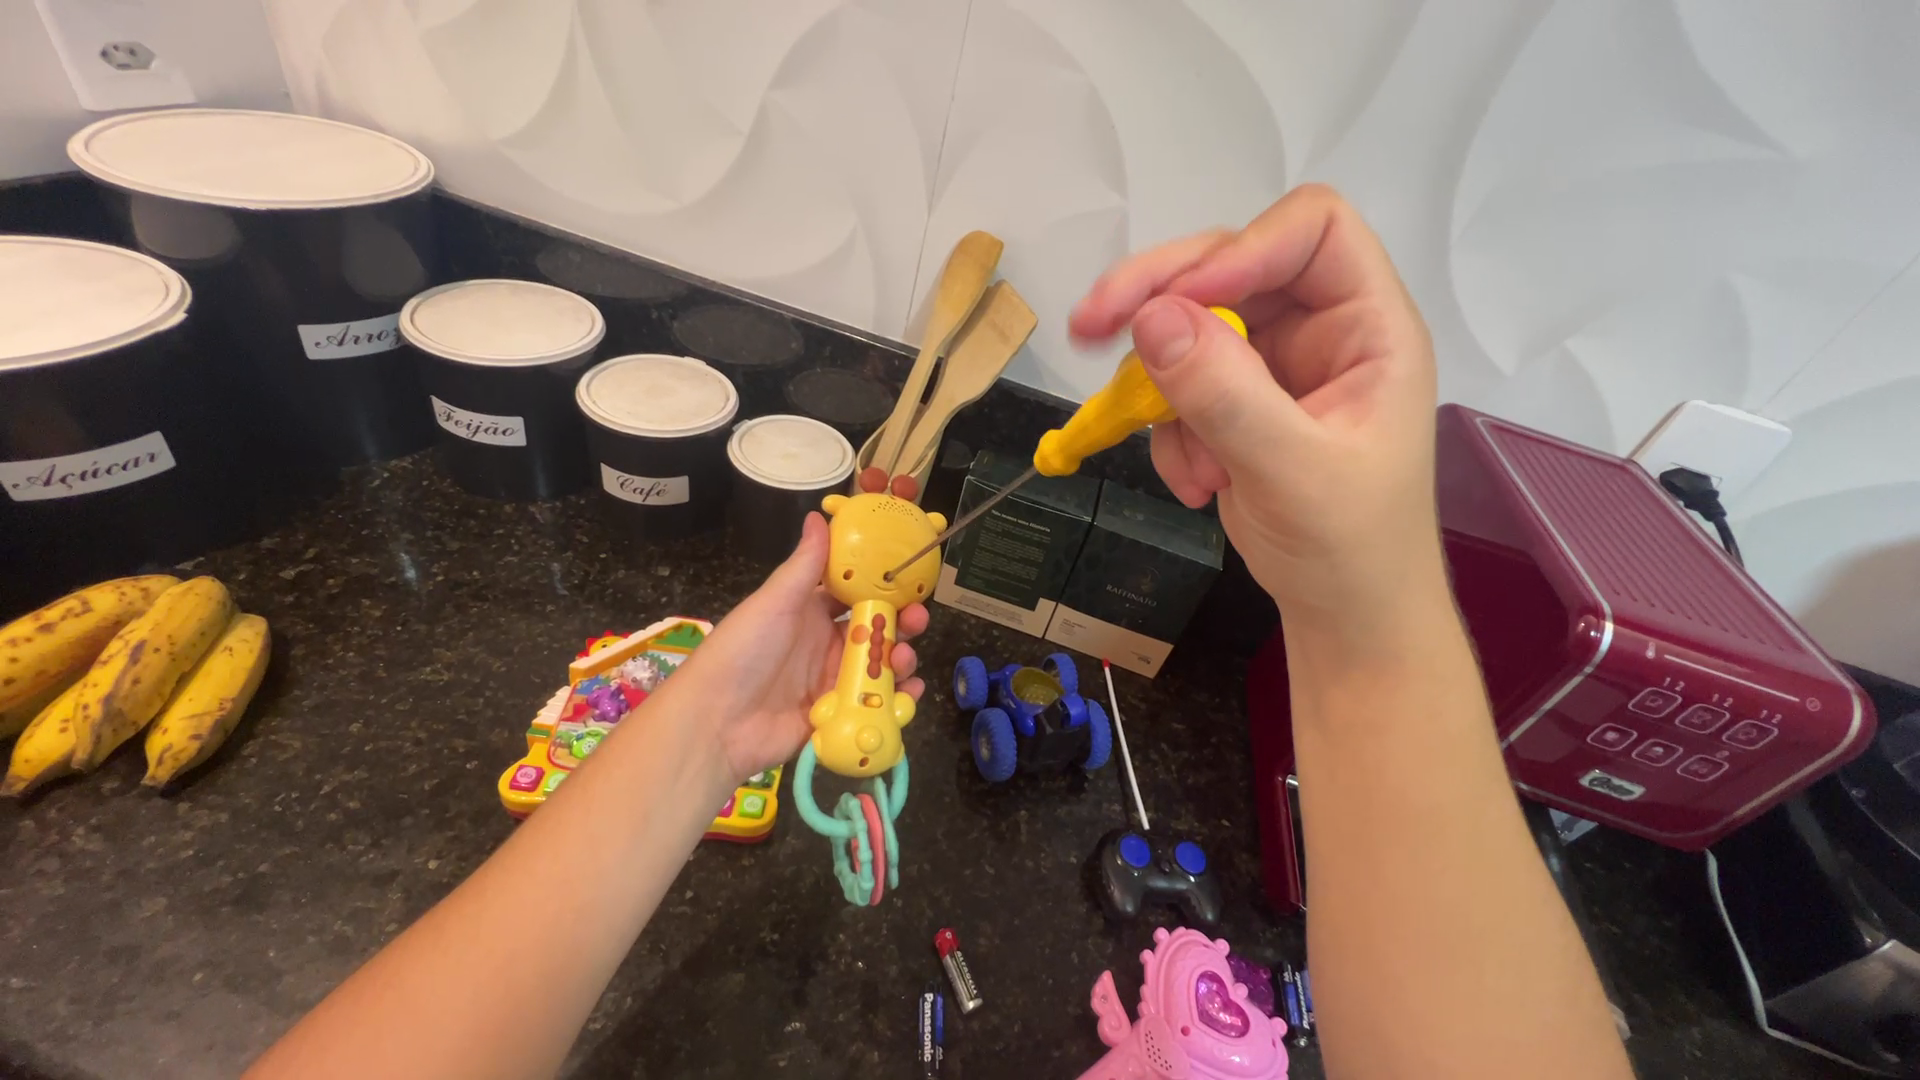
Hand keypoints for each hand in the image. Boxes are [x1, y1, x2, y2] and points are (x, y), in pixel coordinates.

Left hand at [666, 513, 927, 781]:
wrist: (716, 722)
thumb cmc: (744, 651)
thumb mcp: (775, 601)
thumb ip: (805, 564)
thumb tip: (820, 514)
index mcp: (811, 613)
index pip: (856, 594)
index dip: (884, 586)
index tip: (910, 578)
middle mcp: (826, 645)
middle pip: (876, 631)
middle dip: (902, 624)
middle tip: (917, 620)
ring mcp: (833, 681)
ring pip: (880, 666)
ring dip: (900, 659)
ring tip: (903, 659)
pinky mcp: (838, 715)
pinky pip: (875, 705)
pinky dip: (897, 699)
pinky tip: (908, 692)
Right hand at [1070, 185, 1443, 640]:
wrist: (1341, 612)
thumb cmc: (1347, 547)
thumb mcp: (1291, 471)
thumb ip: (1224, 395)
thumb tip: (1149, 320)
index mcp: (1366, 326)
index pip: (1309, 232)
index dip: (1239, 251)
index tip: (1173, 303)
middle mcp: (1318, 330)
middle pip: (1227, 267)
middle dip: (1159, 300)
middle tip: (1089, 329)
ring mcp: (1270, 366)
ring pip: (1187, 330)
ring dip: (1166, 396)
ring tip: (1192, 468)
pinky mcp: (1232, 402)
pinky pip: (1175, 387)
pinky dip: (1169, 436)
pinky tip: (1197, 485)